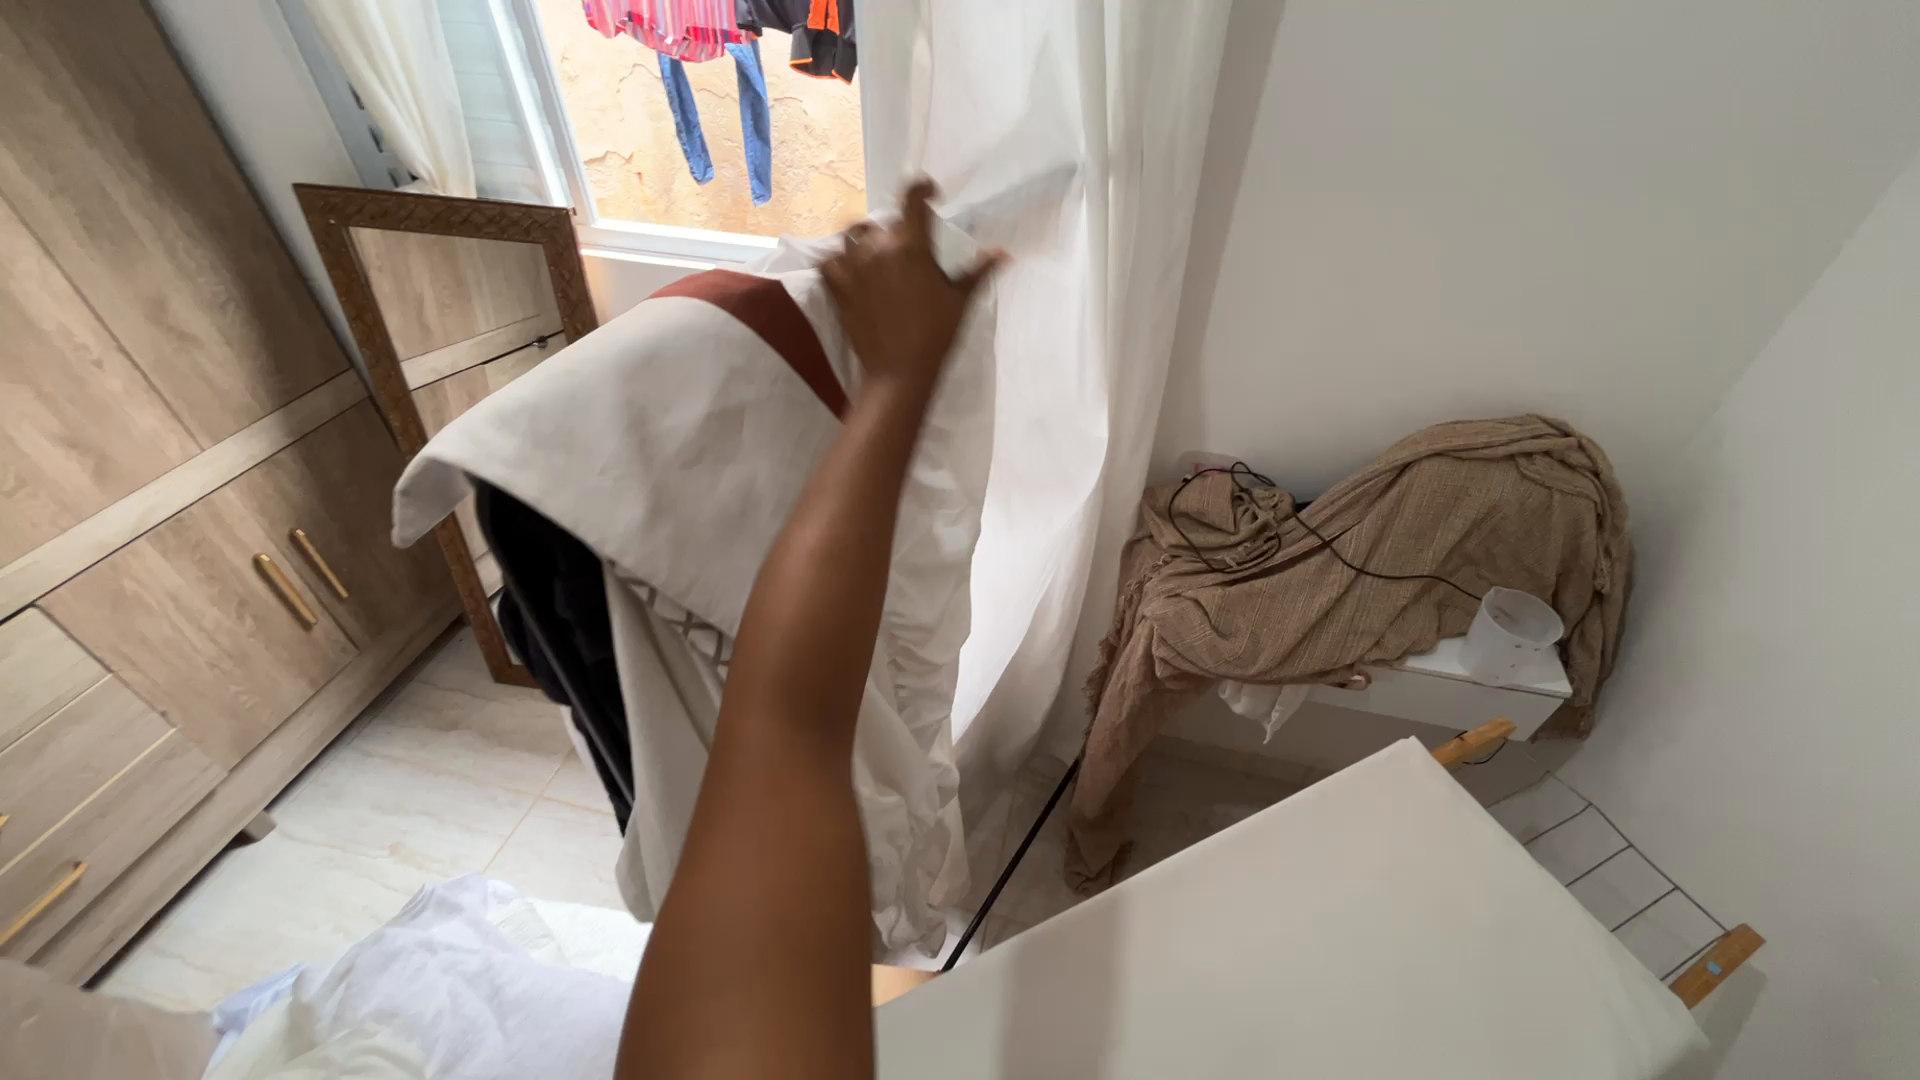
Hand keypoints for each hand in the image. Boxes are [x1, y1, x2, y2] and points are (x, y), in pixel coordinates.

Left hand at [822, 178, 1003, 395]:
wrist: (899, 372)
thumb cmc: (936, 335)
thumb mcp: (960, 300)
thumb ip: (978, 271)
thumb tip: (1004, 253)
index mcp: (911, 245)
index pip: (912, 197)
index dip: (922, 188)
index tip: (931, 194)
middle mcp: (877, 248)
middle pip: (885, 222)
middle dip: (899, 230)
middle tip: (911, 253)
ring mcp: (852, 266)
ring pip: (854, 235)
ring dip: (867, 240)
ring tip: (878, 257)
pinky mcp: (837, 287)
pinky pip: (829, 260)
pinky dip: (837, 260)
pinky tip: (849, 269)